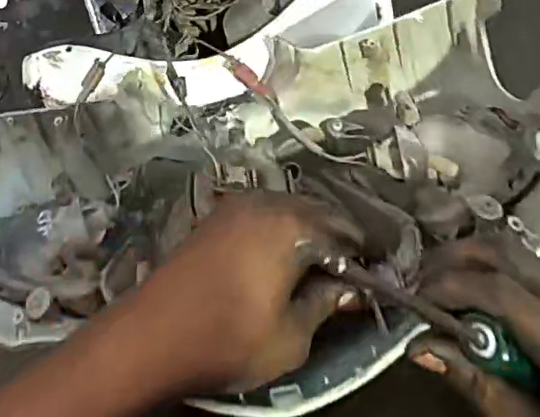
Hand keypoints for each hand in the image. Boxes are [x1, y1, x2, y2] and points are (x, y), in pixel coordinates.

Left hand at [109, 191, 367, 393]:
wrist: (158, 328)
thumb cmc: (231, 336)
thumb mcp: (292, 335)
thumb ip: (324, 303)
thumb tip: (351, 289)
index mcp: (287, 225)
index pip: (341, 232)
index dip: (364, 254)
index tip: (381, 274)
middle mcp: (262, 202)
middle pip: (313, 210)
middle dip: (338, 233)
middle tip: (357, 265)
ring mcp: (234, 205)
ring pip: (285, 206)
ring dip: (308, 226)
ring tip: (325, 260)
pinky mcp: (216, 215)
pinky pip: (261, 211)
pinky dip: (281, 225)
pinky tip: (286, 251)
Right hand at [409, 237, 539, 416]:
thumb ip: (482, 387)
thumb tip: (417, 343)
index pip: (507, 295)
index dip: (452, 288)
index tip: (415, 298)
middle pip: (511, 256)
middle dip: (454, 259)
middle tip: (418, 280)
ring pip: (520, 256)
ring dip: (472, 262)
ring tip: (441, 285)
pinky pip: (534, 276)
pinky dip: (495, 275)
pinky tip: (477, 300)